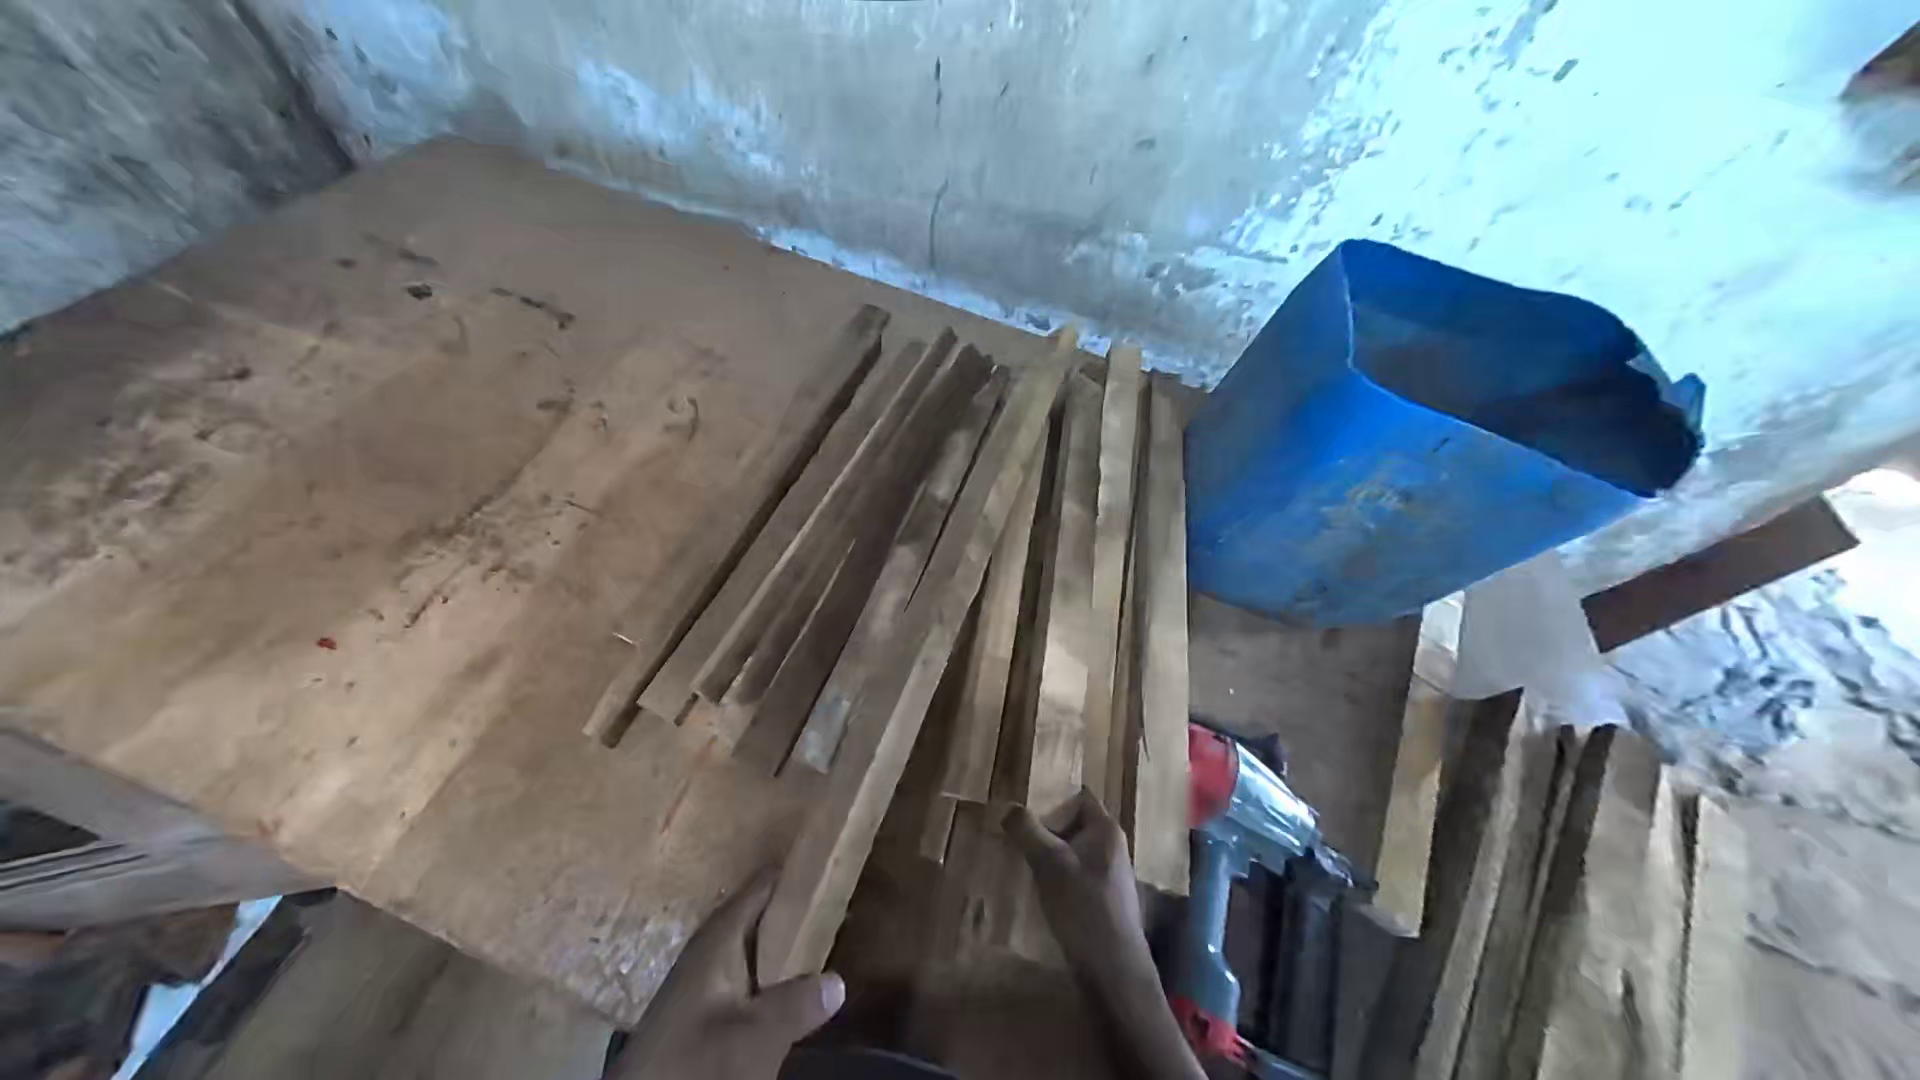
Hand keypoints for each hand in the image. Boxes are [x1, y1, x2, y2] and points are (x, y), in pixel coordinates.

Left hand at [611, 871, 845, 1079]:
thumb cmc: (692, 1063)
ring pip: (759, 942)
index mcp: (721, 934)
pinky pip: (751, 968)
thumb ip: (796, 1004)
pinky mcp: (706, 1002)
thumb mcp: (753, 1037)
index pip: (767, 881)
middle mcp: (714, 944)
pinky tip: (795, 981)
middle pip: (765, 910)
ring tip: (828, 936)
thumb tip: (838, 980)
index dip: (799, 872)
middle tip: (839, 903)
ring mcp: (707, 973)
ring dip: (788, 941)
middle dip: (798, 907)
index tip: (833, 867)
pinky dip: (775, 968)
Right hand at [1004, 789, 1208, 1079]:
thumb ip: (1027, 830)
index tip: (1024, 808)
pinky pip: (1074, 873)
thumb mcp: (1049, 864)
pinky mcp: (1102, 899)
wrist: (1113, 972)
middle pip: (1072, 823)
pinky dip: (1056, 875)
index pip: (1079, 796)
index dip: (1053, 798)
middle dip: (1044, 828)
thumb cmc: (1084, 908)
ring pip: (1071, 850)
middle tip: (1015, 835)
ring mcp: (1108, 874)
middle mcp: (1111, 846)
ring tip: (1022, 861)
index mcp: (1106, 830)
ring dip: (1047, 853)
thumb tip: (1008, 806)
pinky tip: (1038, 890)